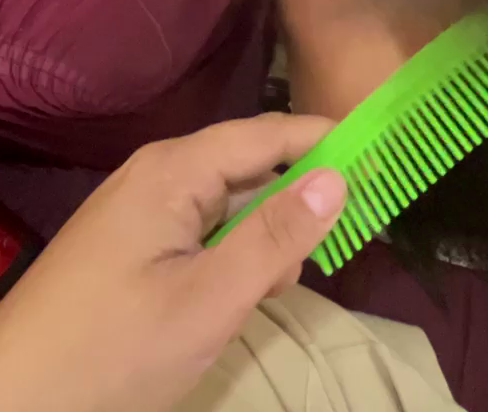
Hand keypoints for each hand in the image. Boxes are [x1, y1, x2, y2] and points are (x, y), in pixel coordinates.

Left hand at [0, 115, 345, 411]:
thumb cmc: (111, 354)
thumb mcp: (209, 301)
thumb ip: (276, 235)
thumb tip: (338, 175)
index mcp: (175, 169)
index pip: (268, 132)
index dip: (324, 139)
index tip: (377, 154)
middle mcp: (158, 172)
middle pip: (249, 166)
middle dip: (290, 204)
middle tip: (312, 258)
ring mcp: (139, 206)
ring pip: (226, 201)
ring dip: (260, 236)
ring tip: (268, 288)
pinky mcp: (130, 241)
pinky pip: (200, 227)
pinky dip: (229, 253)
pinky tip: (233, 292)